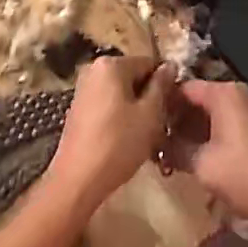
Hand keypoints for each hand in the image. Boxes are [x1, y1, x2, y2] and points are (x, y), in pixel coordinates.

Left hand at [45, 56, 174, 204]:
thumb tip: (170, 65)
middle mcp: (94, 70)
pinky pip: (108, 105)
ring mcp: (83, 90)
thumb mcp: (150, 114)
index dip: (164, 84)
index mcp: (111, 64)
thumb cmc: (118, 144)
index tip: (171, 107)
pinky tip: (125, 140)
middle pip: (134, 77)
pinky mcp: (78, 110)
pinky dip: (119, 117)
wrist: (76, 182)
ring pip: (121, 93)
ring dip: (135, 109)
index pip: (149, 64)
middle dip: (148, 97)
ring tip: (144, 135)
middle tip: (159, 123)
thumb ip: (161, 85)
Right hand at [166, 80, 247, 224]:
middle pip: (196, 99)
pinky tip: (192, 158)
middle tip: (153, 144)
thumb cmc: (247, 175)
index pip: (183, 88)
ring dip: (189, 132)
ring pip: (208, 113)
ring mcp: (247, 109)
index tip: (144, 124)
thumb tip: (157, 144)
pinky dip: (206, 136)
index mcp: (223, 94)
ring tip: (168, 155)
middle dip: (174, 121)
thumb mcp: (204, 166)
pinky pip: (222, 123)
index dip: (162, 104)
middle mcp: (235, 93)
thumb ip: (177, 150)